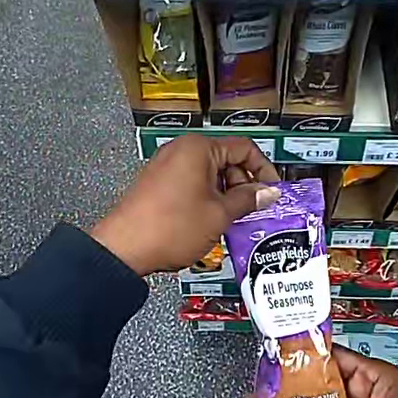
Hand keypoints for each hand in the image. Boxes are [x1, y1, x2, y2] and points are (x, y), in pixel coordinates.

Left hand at [90, 135, 278, 275]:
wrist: (125, 249)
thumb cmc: (171, 227)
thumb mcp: (220, 214)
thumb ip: (248, 199)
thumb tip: (268, 192)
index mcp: (199, 148)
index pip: (244, 148)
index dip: (264, 170)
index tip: (272, 190)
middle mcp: (182, 150)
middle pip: (227, 160)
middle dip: (244, 185)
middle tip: (254, 209)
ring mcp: (167, 165)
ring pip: (210, 173)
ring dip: (226, 194)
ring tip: (233, 219)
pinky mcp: (158, 182)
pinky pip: (193, 182)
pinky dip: (208, 197)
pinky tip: (212, 220)